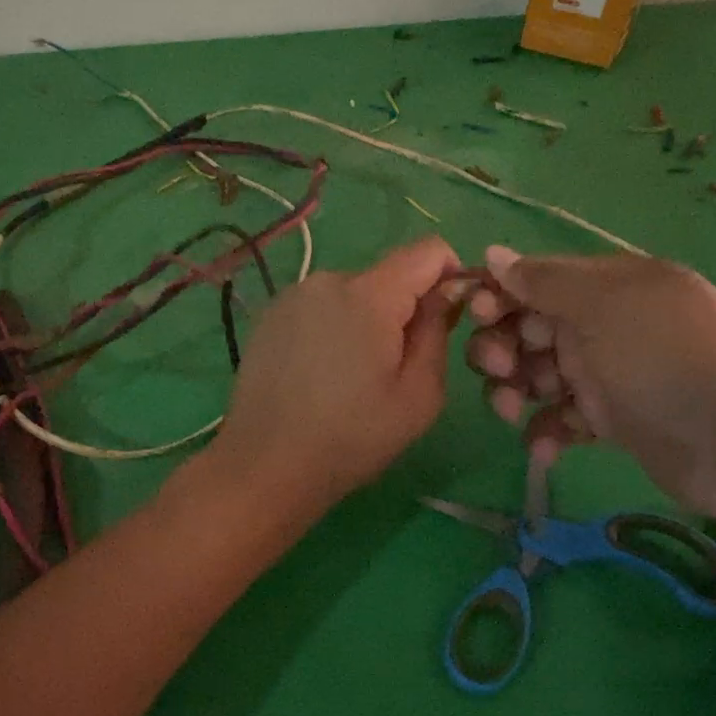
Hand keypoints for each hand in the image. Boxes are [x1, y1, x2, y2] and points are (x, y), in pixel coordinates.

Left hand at [211, 237, 462, 515]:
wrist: (266, 465)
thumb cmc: (352, 437)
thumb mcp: (419, 395)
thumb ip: (437, 332)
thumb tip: (447, 292)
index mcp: (369, 294)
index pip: (428, 250)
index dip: (450, 274)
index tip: (449, 318)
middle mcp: (328, 280)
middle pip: (387, 277)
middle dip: (403, 310)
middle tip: (395, 369)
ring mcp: (293, 296)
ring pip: (353, 294)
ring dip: (366, 322)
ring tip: (353, 378)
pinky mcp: (269, 316)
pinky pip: (320, 308)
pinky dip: (333, 329)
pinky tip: (320, 375)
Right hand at [463, 245, 715, 517]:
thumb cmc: (668, 360)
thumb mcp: (605, 306)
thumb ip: (544, 281)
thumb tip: (493, 252)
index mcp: (607, 285)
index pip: (535, 279)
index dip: (499, 295)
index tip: (479, 317)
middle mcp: (605, 324)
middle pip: (528, 328)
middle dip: (502, 348)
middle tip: (502, 372)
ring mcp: (609, 374)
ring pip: (538, 375)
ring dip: (515, 392)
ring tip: (514, 415)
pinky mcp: (614, 421)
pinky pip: (562, 419)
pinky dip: (547, 431)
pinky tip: (546, 449)